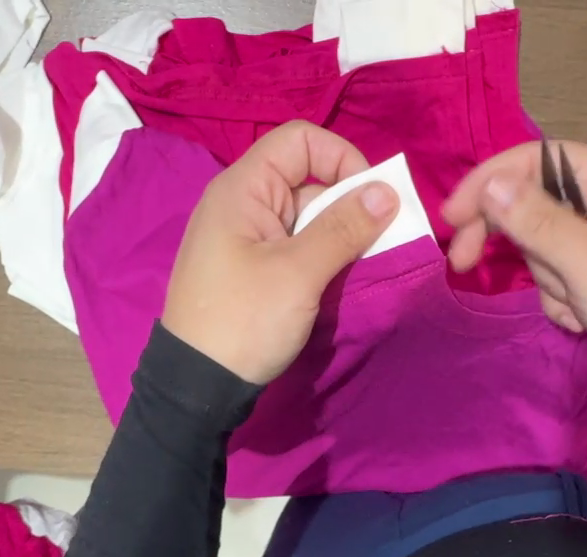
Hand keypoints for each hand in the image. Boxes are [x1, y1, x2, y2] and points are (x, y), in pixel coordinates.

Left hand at [162, 121, 398, 384]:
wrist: (198, 385)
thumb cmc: (245, 321)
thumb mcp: (298, 273)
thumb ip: (343, 229)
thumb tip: (388, 192)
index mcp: (242, 189)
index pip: (300, 140)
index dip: (342, 159)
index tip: (371, 201)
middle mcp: (241, 204)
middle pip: (306, 180)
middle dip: (346, 205)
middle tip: (373, 245)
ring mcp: (244, 240)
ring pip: (304, 219)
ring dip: (337, 237)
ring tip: (357, 268)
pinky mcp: (250, 271)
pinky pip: (293, 249)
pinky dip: (319, 259)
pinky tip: (334, 283)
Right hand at [441, 141, 586, 369]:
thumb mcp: (586, 262)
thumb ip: (535, 221)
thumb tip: (489, 184)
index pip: (534, 159)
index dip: (486, 182)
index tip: (451, 217)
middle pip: (530, 205)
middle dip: (512, 243)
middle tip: (464, 266)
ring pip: (539, 248)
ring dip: (548, 282)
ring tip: (579, 305)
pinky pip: (555, 274)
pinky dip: (561, 298)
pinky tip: (583, 316)